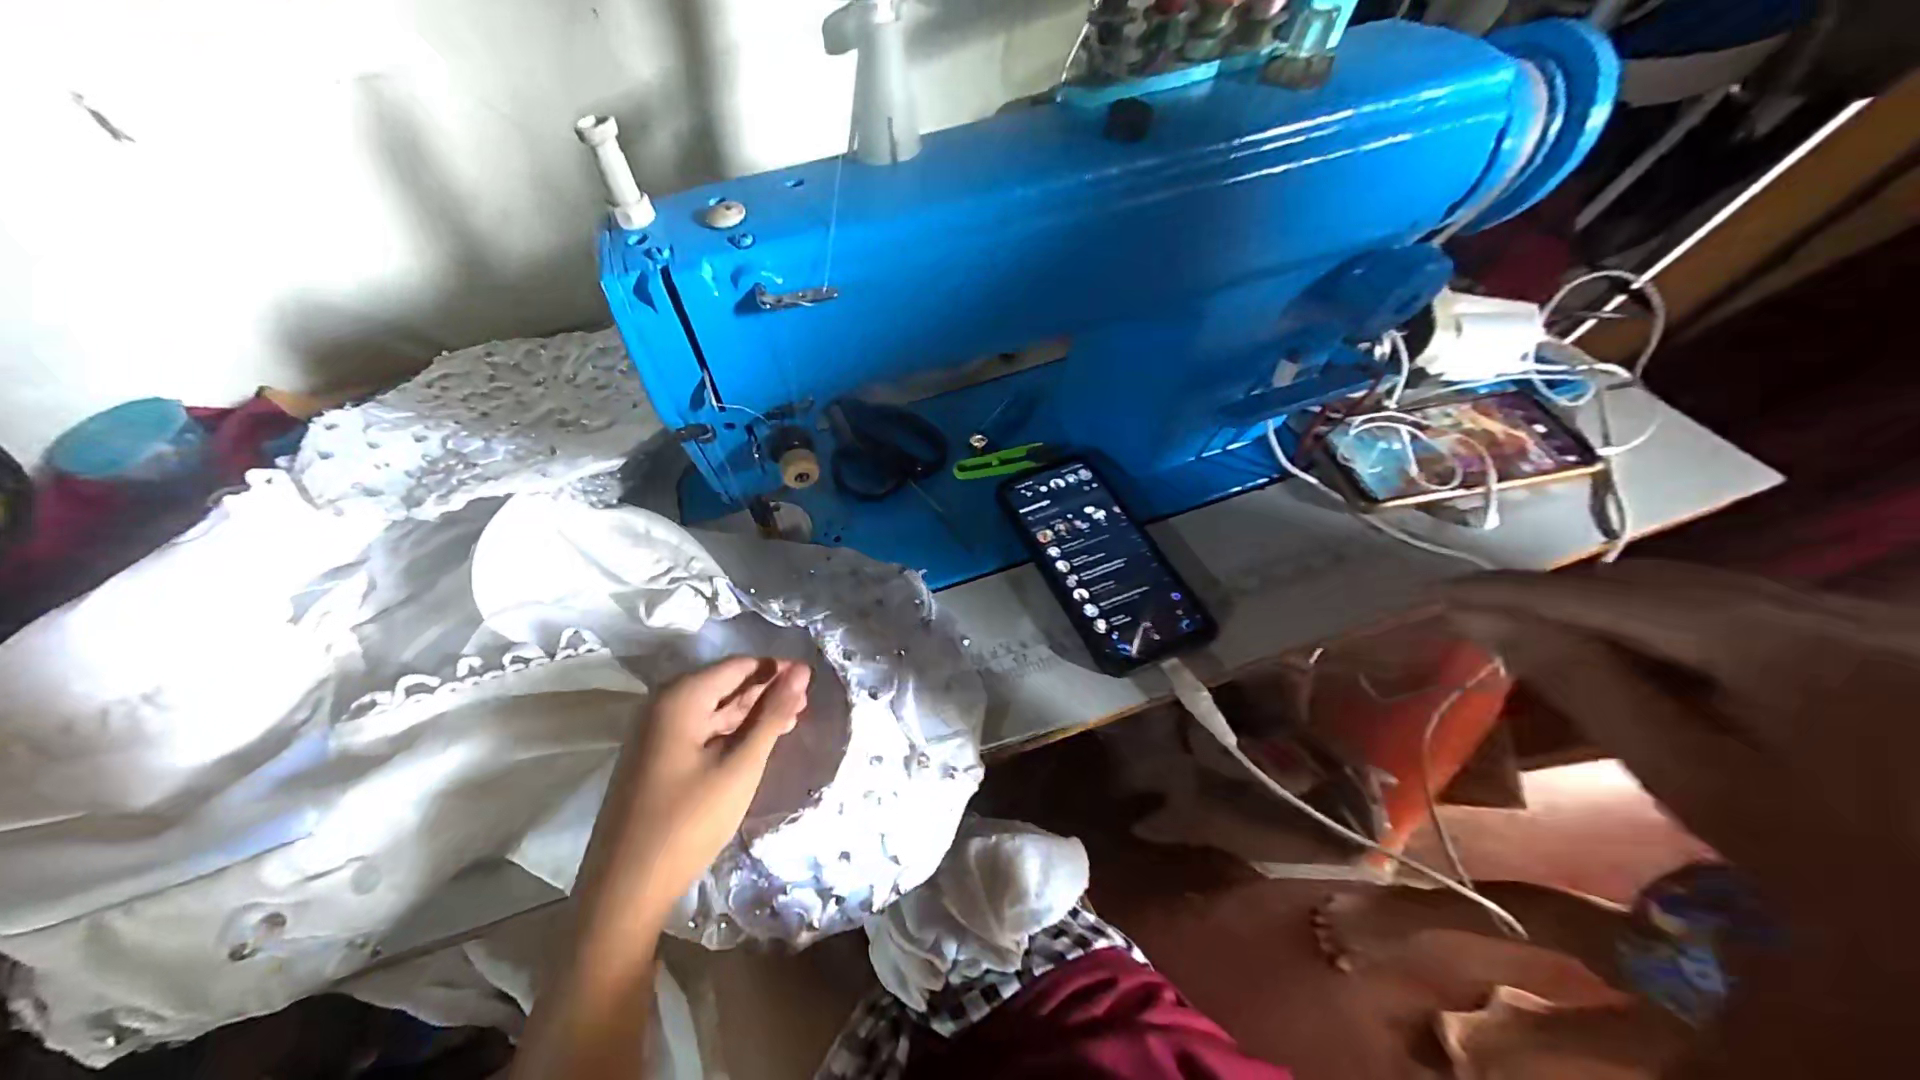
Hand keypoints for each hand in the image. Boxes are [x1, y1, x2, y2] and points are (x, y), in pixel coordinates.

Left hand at [591, 656, 811, 922]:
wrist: (626, 889)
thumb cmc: (689, 821)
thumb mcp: (740, 766)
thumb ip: (772, 715)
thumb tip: (801, 672)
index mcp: (679, 698)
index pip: (738, 665)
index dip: (777, 669)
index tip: (812, 679)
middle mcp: (662, 706)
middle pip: (725, 684)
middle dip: (767, 691)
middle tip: (807, 701)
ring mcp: (656, 734)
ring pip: (715, 709)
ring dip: (753, 713)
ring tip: (794, 718)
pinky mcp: (657, 758)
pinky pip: (702, 730)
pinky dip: (733, 732)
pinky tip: (759, 741)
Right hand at [1440, 562, 1919, 916]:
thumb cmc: (1848, 861)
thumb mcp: (1701, 783)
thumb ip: (1592, 689)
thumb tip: (1491, 623)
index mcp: (1778, 644)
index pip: (1606, 595)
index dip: (1512, 590)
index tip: (1436, 595)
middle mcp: (1818, 607)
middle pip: (1649, 580)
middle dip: (1554, 595)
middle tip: (1476, 616)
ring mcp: (1853, 616)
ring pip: (1690, 586)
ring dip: (1602, 607)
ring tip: (1534, 630)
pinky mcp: (1868, 633)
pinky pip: (1731, 604)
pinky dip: (1659, 620)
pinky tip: (1632, 650)